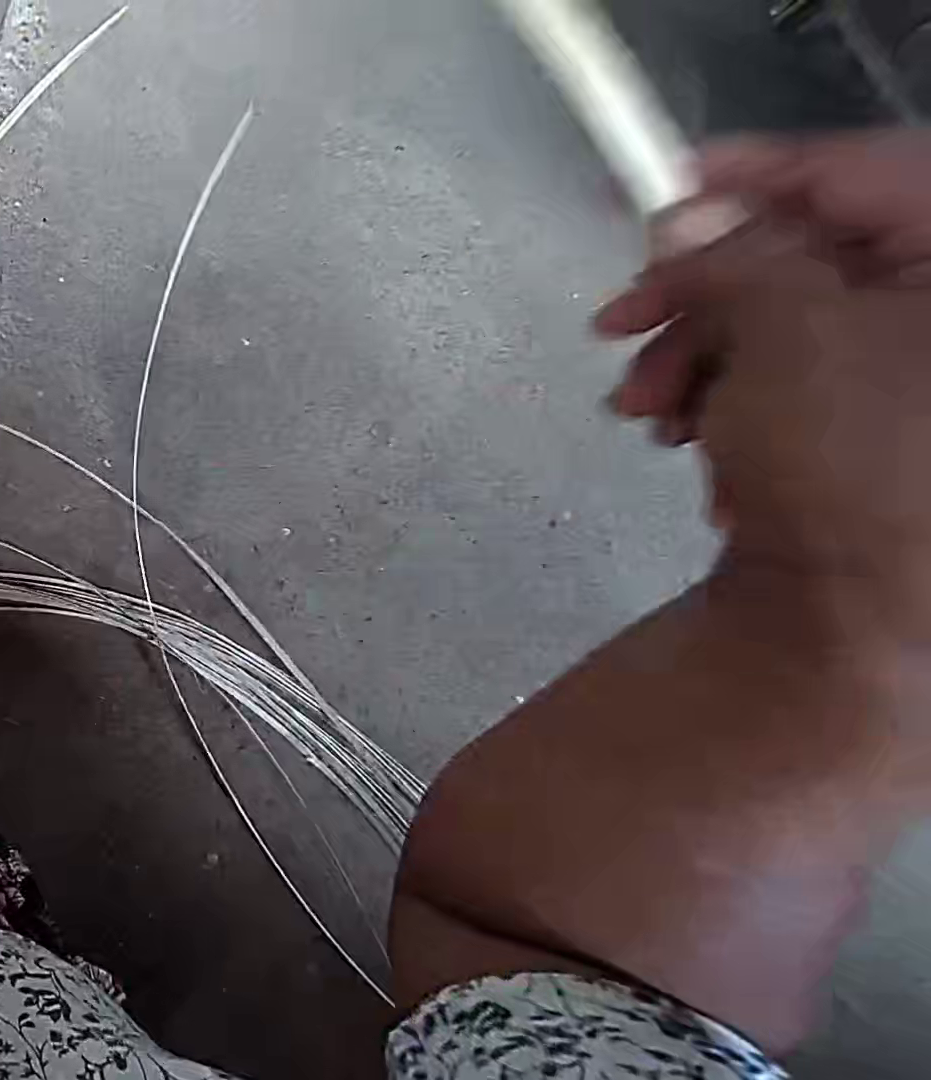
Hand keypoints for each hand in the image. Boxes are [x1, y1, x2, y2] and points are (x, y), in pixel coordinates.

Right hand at [596, 131, 930, 632]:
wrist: (861, 595)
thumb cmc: (852, 461)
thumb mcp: (790, 344)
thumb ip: (740, 264)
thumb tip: (684, 216)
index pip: (857, 172)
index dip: (746, 172)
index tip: (653, 183)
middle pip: (799, 252)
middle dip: (690, 295)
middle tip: (614, 328)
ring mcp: (906, 356)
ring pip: (771, 317)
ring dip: (688, 356)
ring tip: (649, 411)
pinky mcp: (862, 404)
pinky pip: (772, 367)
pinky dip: (714, 391)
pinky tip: (690, 430)